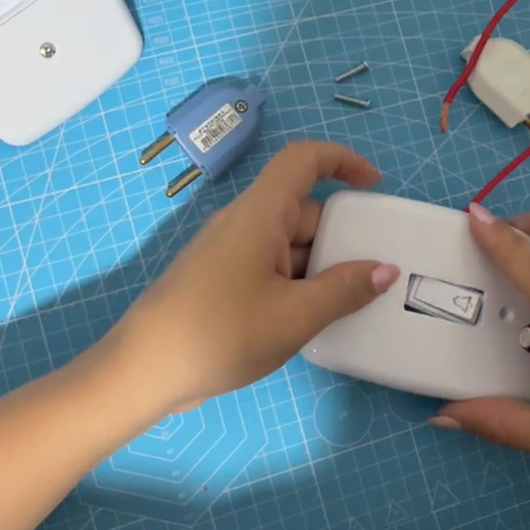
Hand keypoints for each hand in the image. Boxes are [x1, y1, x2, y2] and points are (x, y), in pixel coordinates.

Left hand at [117, 141, 400, 410]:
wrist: (145, 369)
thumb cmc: (221, 332)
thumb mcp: (294, 315)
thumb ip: (344, 290)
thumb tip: (385, 269)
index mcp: (259, 213)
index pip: (302, 160)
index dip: (342, 160)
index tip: (375, 186)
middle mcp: (243, 224)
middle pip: (302, 209)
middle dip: (342, 233)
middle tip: (379, 269)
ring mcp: (228, 253)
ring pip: (287, 244)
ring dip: (321, 265)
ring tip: (357, 300)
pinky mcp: (220, 281)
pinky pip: (269, 268)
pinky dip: (298, 283)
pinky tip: (315, 318)